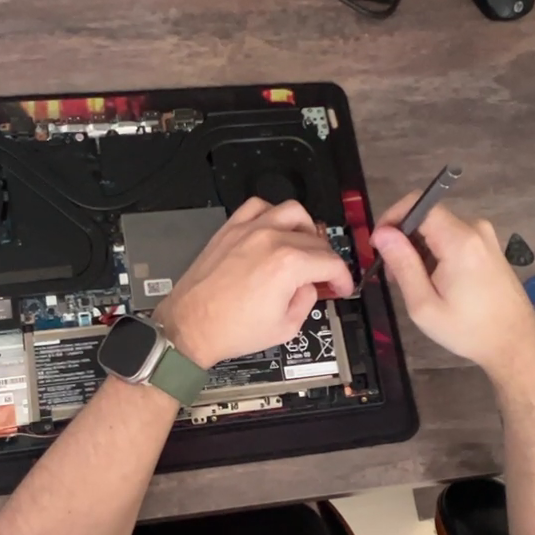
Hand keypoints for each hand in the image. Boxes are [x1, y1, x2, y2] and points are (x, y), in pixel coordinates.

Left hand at [155, 198, 353, 366]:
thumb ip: (307, 301)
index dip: (343, 278)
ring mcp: (248, 230)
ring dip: (306, 229)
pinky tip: (274, 230)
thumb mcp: (285, 327)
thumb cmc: (228, 328)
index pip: (332, 262)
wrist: (191, 327)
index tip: (341, 287)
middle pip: (316, 239)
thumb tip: (310, 287)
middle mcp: (270, 239)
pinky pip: (258, 206)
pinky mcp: (230, 230)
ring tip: (305, 247)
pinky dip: (272, 214)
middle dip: (327, 260)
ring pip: (293, 211)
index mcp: (288, 264)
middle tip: (324, 276)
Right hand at [371, 191, 534, 376]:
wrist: (514, 343)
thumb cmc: (467, 330)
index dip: (392, 218)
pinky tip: (435, 282)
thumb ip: (402, 264)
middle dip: (404, 239)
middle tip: (392, 274)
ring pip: (439, 229)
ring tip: (414, 284)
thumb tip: (382, 234)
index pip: (418, 203)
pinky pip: (453, 239)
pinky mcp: (489, 247)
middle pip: (428, 217)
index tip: (378, 244)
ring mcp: (485, 237)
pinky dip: (436, 254)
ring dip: (419, 249)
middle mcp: (475, 230)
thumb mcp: (424, 305)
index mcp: (459, 241)